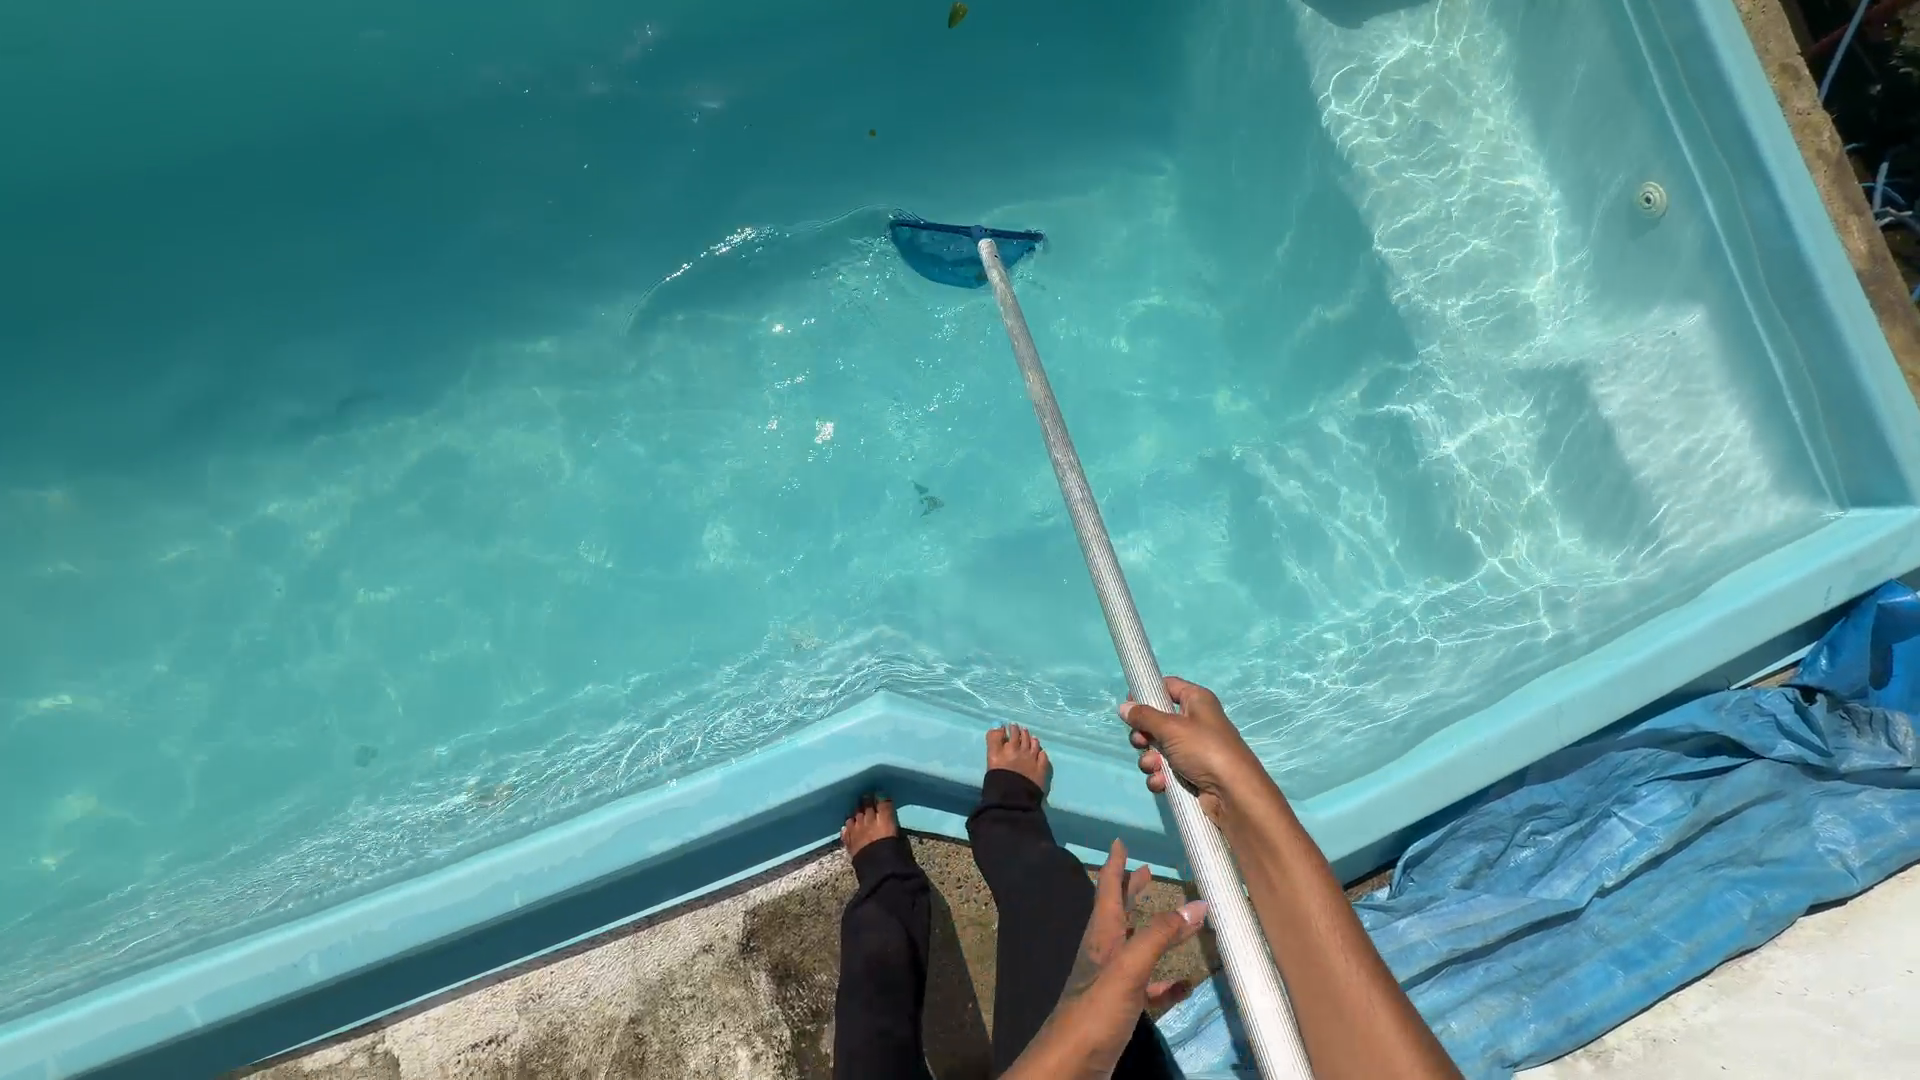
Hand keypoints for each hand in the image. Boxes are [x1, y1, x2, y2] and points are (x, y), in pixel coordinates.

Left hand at [1002, 841, 1207, 1079]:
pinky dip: (1166, 982)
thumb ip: (1159, 935)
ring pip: (1134, 946)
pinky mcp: (1120, 1010)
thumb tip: (1196, 903)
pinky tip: (1185, 984)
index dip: (1116, 865)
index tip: (1120, 841)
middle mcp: (1104, 952)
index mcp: (1102, 934)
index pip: (1109, 889)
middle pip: (1119, 912)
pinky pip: (1147, 988)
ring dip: (1151, 930)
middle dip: (1132, 890)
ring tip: (1174, 919)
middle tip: (1146, 870)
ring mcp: (1111, 981)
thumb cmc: (1095, 1009)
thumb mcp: (1129, 966)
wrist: (1070, 1064)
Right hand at [1120, 677, 1265, 823]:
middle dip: (1144, 734)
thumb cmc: (1203, 749)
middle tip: (1141, 741)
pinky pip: (1165, 769)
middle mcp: (1195, 722)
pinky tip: (1162, 782)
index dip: (1147, 692)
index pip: (1168, 686)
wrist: (1232, 794)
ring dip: (1149, 758)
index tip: (1129, 705)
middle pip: (1157, 720)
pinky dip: (1159, 775)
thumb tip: (1123, 707)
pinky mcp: (1190, 772)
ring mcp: (1192, 749)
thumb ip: (1144, 716)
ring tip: (1154, 766)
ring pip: (1158, 747)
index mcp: (1196, 701)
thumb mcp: (1170, 728)